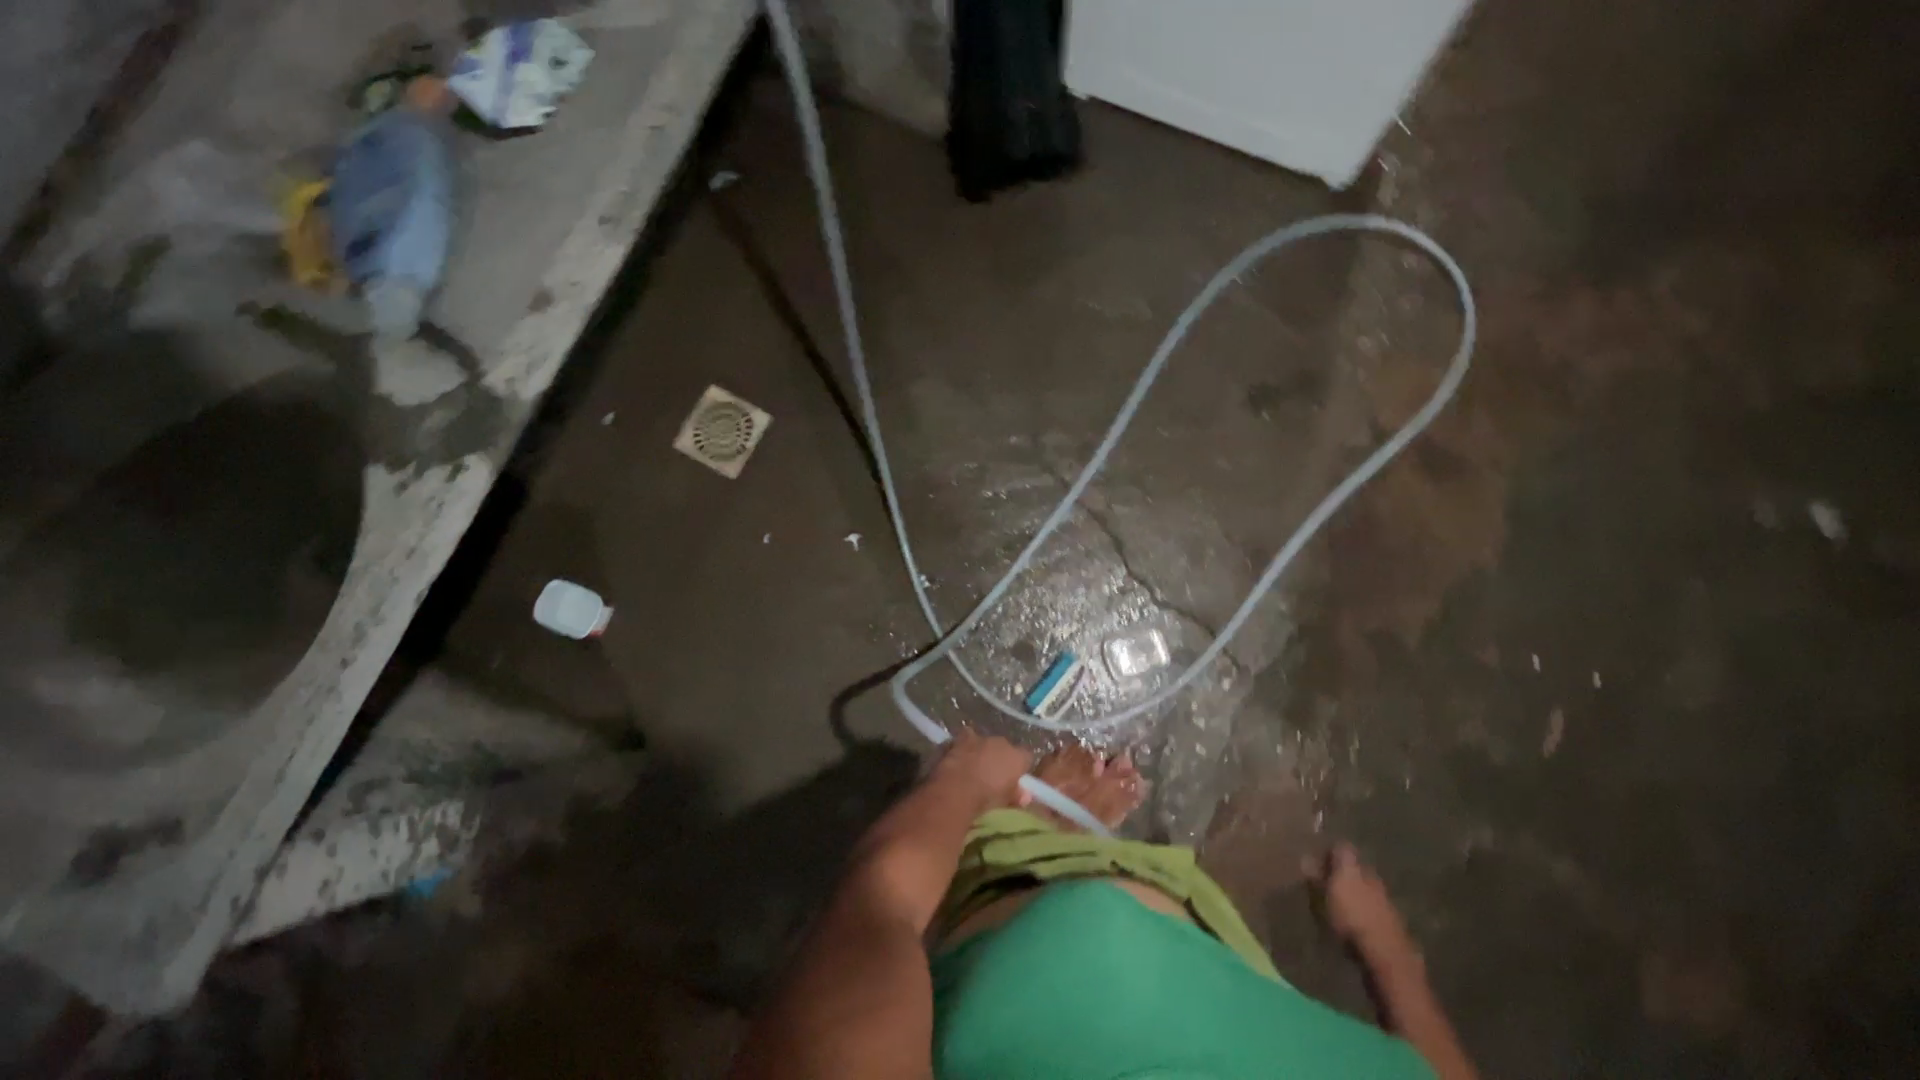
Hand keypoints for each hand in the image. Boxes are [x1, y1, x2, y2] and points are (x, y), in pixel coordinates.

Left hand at [929, 732, 1032, 811]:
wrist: (957, 788)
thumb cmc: (987, 797)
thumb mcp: (1005, 801)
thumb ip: (1017, 795)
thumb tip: (1025, 796)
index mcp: (1017, 756)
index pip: (1026, 756)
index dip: (1021, 766)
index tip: (1016, 777)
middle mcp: (1001, 742)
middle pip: (1004, 747)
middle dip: (1000, 757)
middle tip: (993, 774)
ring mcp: (979, 738)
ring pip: (984, 742)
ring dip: (981, 750)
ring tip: (974, 766)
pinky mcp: (959, 739)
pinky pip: (965, 739)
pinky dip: (963, 747)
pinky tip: (958, 758)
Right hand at [1311, 843, 1416, 963]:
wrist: (1385, 948)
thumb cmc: (1347, 919)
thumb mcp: (1321, 900)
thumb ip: (1314, 879)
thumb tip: (1305, 859)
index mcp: (1350, 867)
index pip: (1341, 847)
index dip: (1330, 852)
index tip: (1319, 863)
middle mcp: (1369, 874)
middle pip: (1355, 865)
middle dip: (1343, 872)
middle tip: (1329, 884)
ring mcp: (1384, 892)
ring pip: (1366, 883)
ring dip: (1356, 889)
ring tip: (1343, 904)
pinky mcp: (1392, 912)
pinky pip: (1375, 900)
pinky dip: (1366, 904)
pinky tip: (1358, 919)